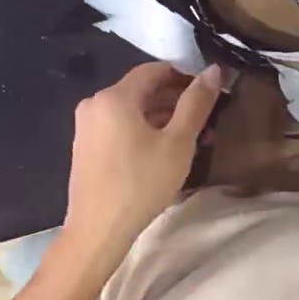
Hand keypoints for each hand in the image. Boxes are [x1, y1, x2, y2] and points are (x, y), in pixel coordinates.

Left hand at [62, 62, 222, 268]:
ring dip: (162, 119)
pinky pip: (119, 128)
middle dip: (176, 100)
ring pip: (132, 112)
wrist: (98, 229)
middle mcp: (95, 104)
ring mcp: (86, 127)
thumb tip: (213, 70)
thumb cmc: (141, 184)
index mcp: (114, 97)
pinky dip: (143, 132)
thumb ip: (196, 103)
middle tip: (207, 119)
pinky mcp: (85, 148)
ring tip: (193, 138)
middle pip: (142, 90)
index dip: (184, 75)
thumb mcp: (177, 143)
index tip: (209, 91)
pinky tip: (165, 150)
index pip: (154, 70)